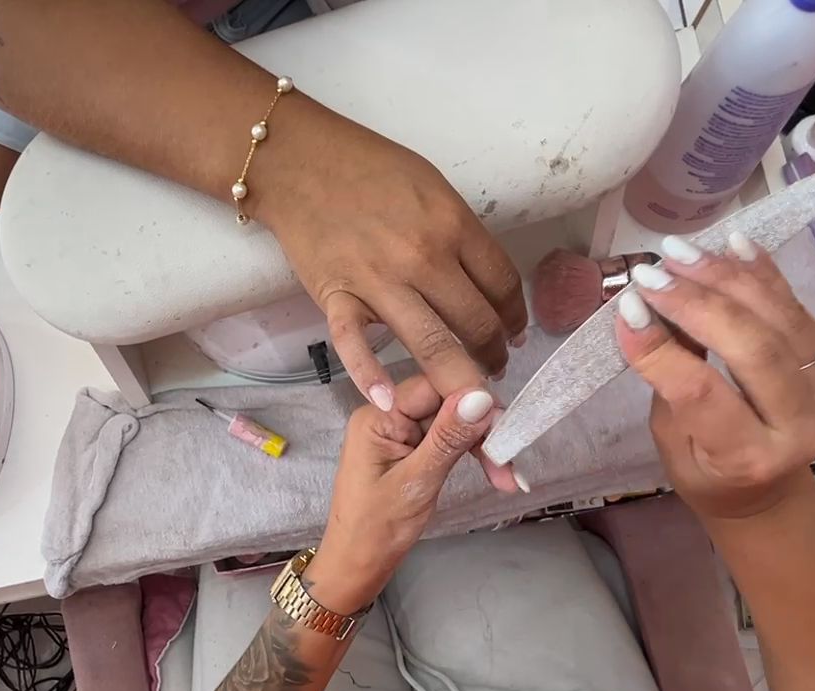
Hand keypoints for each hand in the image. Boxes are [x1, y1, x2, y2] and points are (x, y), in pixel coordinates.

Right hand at [251, 102, 525, 492]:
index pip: (501, 285)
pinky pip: (355, 345)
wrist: (299, 162)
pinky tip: (389, 403)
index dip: (515, 317)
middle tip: (496, 372)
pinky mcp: (337, 299)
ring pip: (431, 344)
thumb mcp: (431, 187)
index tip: (515, 333)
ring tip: (467, 396)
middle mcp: (424, 258)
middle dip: (493, 356)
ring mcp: (378, 283)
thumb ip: (458, 233)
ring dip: (457, 379)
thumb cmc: (367, 167)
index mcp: (452, 225)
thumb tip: (481, 278)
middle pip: (475, 323)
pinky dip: (371, 376)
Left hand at [306, 379, 497, 613]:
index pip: (433, 385)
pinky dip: (471, 455)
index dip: (473, 400)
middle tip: (510, 464)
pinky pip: (447, 440)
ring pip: (453, 423)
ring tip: (508, 478)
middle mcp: (387, 415)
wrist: (357, 564)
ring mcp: (399, 432)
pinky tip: (497, 474)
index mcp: (377, 416)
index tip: (505, 426)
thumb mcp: (416, 483)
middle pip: (447, 403)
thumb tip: (481, 396)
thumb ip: (448, 439)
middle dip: (483, 431)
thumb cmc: (376, 530)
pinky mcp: (410, 449)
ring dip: (483, 447)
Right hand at [615, 235, 814, 522]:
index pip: (701, 391)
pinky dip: (762, 274)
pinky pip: (798, 309)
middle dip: (696, 303)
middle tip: (652, 274)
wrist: (765, 491)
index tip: (627, 308)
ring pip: (778, 319)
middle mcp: (799, 425)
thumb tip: (648, 314)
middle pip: (751, 347)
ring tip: (680, 253)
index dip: (661, 347)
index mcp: (748, 457)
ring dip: (726, 278)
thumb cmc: (704, 474)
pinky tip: (730, 245)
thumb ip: (669, 382)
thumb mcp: (671, 440)